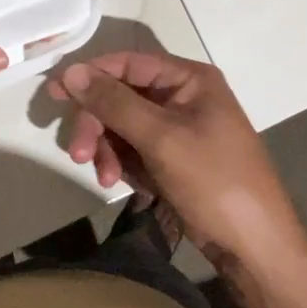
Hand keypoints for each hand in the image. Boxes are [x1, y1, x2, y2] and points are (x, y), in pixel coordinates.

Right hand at [46, 52, 305, 267]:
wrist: (253, 244)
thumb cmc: (214, 181)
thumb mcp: (161, 137)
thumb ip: (114, 102)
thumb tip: (71, 71)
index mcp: (189, 80)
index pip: (128, 63)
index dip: (90, 75)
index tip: (53, 93)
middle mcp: (183, 98)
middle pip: (120, 96)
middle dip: (97, 124)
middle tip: (77, 154)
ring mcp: (177, 131)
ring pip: (121, 127)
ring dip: (106, 149)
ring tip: (107, 178)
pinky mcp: (171, 160)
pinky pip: (132, 151)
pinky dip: (121, 165)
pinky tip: (122, 185)